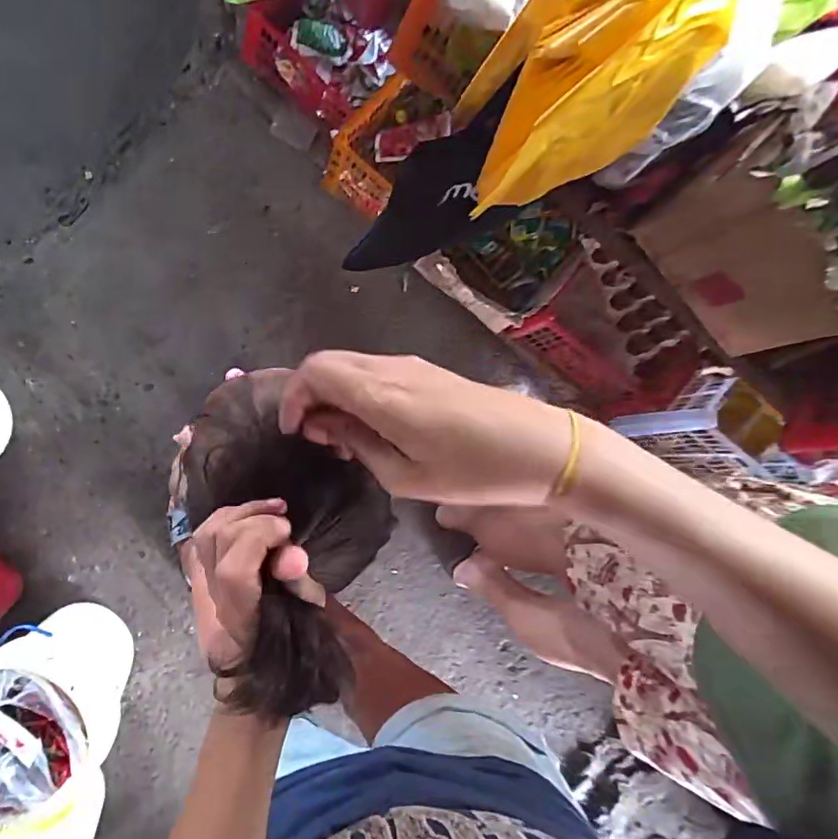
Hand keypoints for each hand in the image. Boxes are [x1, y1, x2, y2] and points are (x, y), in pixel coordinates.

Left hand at [183, 500, 324, 675]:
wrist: (255, 690)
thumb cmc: (290, 663)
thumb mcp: (309, 629)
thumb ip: (301, 591)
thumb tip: (293, 554)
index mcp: (238, 626)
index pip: (233, 571)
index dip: (259, 539)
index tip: (288, 532)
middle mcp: (210, 608)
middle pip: (215, 543)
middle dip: (252, 520)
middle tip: (283, 523)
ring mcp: (198, 594)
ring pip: (203, 536)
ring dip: (238, 513)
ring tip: (271, 510)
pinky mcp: (197, 584)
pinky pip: (201, 541)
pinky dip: (226, 520)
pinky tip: (250, 516)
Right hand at [278, 351, 573, 506]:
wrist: (544, 449)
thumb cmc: (475, 473)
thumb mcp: (407, 477)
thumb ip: (358, 445)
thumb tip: (327, 426)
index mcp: (381, 393)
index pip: (314, 370)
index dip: (292, 397)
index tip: (294, 433)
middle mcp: (392, 368)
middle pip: (328, 361)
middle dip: (309, 396)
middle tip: (316, 438)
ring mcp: (413, 366)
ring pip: (352, 365)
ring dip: (334, 395)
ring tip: (343, 440)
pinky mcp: (429, 372)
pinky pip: (375, 372)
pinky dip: (358, 393)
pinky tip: (373, 428)